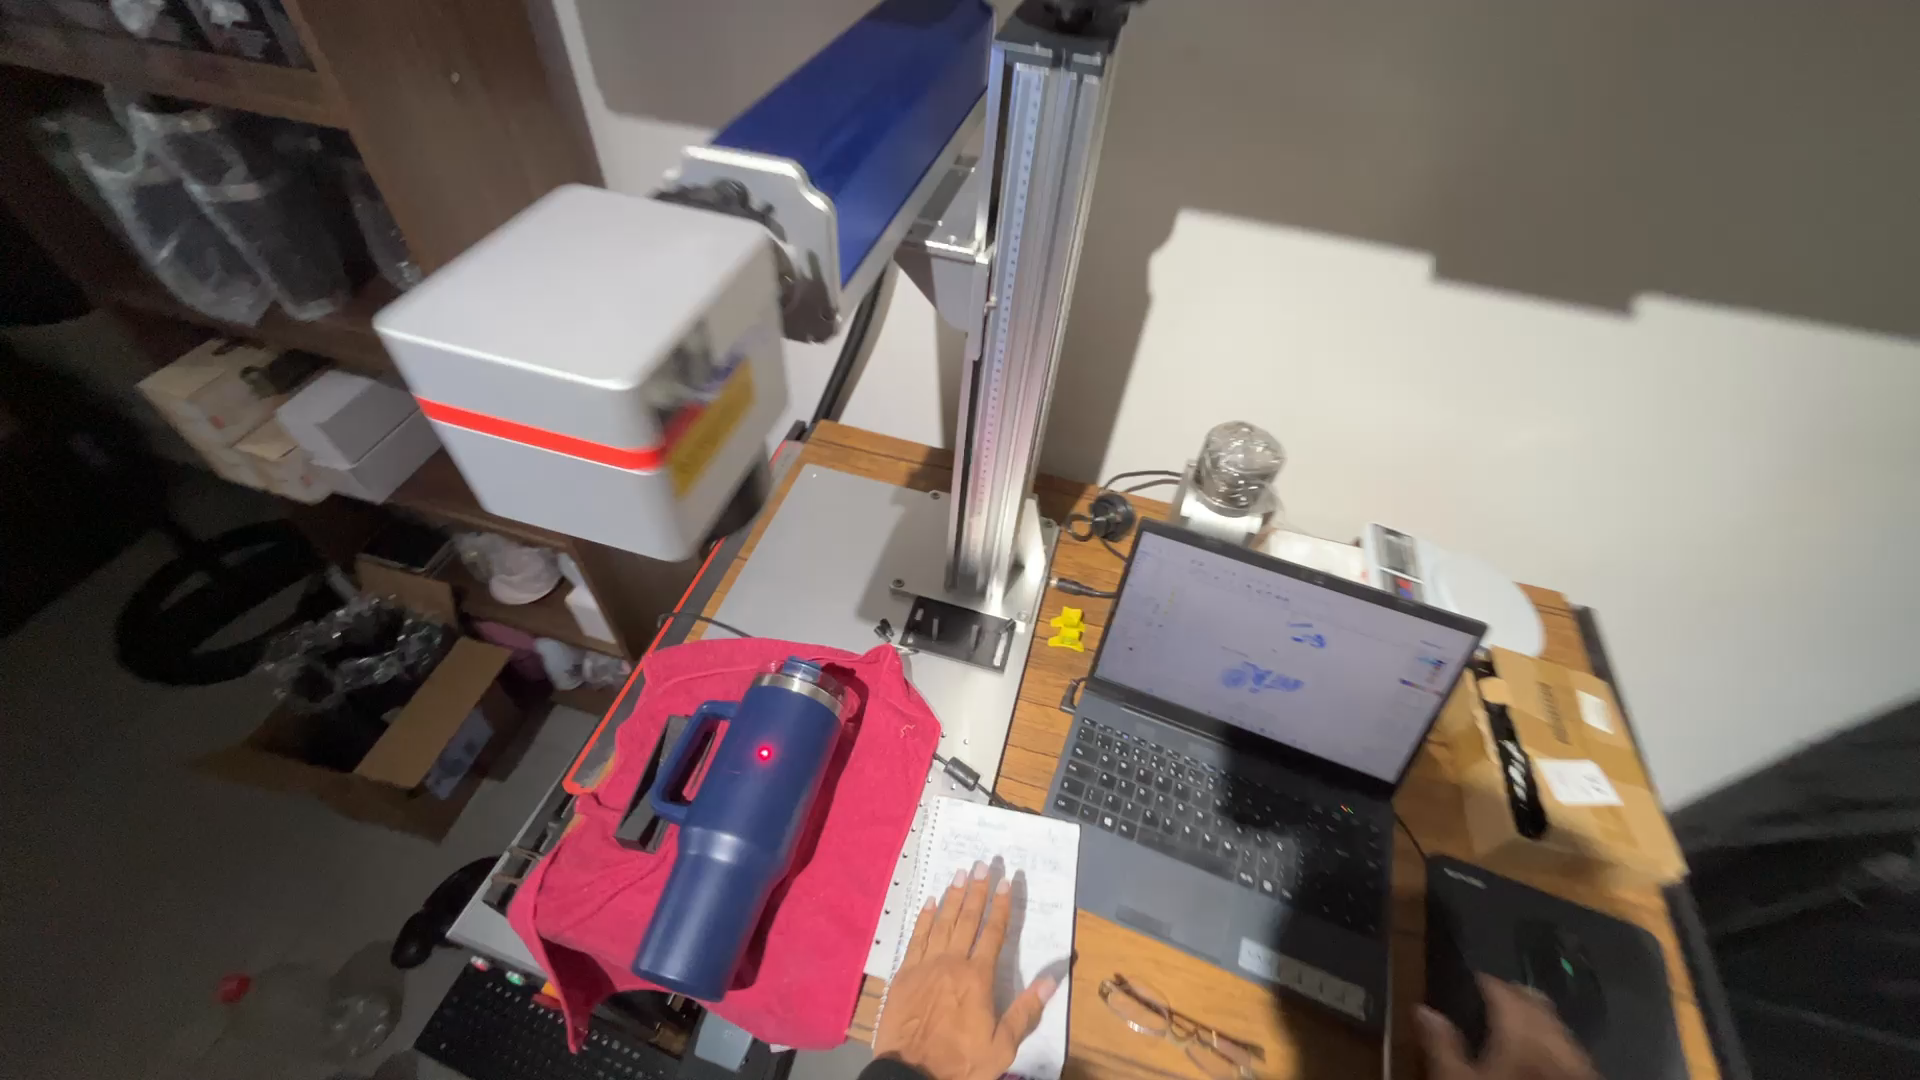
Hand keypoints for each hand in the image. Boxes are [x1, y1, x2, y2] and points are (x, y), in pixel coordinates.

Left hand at [874, 861, 1056, 1079]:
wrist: (911, 1075)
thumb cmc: (961, 1063)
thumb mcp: (1002, 1047)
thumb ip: (1025, 1010)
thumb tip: (1051, 978)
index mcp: (978, 977)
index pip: (994, 932)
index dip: (1001, 905)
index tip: (1006, 881)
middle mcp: (952, 962)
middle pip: (967, 918)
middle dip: (977, 890)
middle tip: (982, 864)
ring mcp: (926, 964)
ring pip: (942, 921)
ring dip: (953, 896)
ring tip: (960, 872)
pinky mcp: (905, 972)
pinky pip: (916, 937)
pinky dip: (924, 917)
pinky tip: (930, 901)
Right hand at [1416, 976, 1599, 1079]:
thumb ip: (1441, 1045)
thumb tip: (1424, 1011)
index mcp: (1521, 1040)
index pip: (1505, 995)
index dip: (1487, 983)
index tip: (1472, 980)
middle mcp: (1556, 1051)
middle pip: (1539, 1009)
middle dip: (1518, 998)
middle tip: (1497, 994)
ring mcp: (1580, 1073)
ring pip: (1563, 1034)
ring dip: (1541, 1021)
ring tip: (1521, 1023)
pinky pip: (1577, 1059)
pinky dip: (1558, 1048)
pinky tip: (1546, 1060)